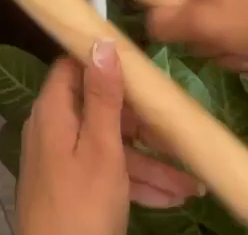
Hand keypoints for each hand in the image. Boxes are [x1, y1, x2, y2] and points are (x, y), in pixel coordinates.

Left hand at [16, 41, 200, 234]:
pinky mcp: (71, 188)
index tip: (143, 71)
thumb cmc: (82, 206)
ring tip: (194, 184)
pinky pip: (106, 174)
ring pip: (109, 148)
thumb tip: (101, 42)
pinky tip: (173, 200)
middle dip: (143, 127)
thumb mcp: (101, 149)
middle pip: (99, 110)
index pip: (74, 68)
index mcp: (53, 110)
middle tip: (180, 139)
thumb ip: (104, 97)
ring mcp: (61, 160)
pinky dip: (135, 183)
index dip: (105, 63)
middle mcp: (53, 128)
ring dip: (150, 163)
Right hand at [147, 0, 247, 62]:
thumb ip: (164, 22)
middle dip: (193, 34)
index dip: (149, 1)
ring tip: (243, 54)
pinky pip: (228, 32)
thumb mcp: (202, 24)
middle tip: (212, 44)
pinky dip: (240, 48)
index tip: (163, 26)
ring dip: (219, 47)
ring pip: (203, 24)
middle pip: (175, 5)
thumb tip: (148, 25)